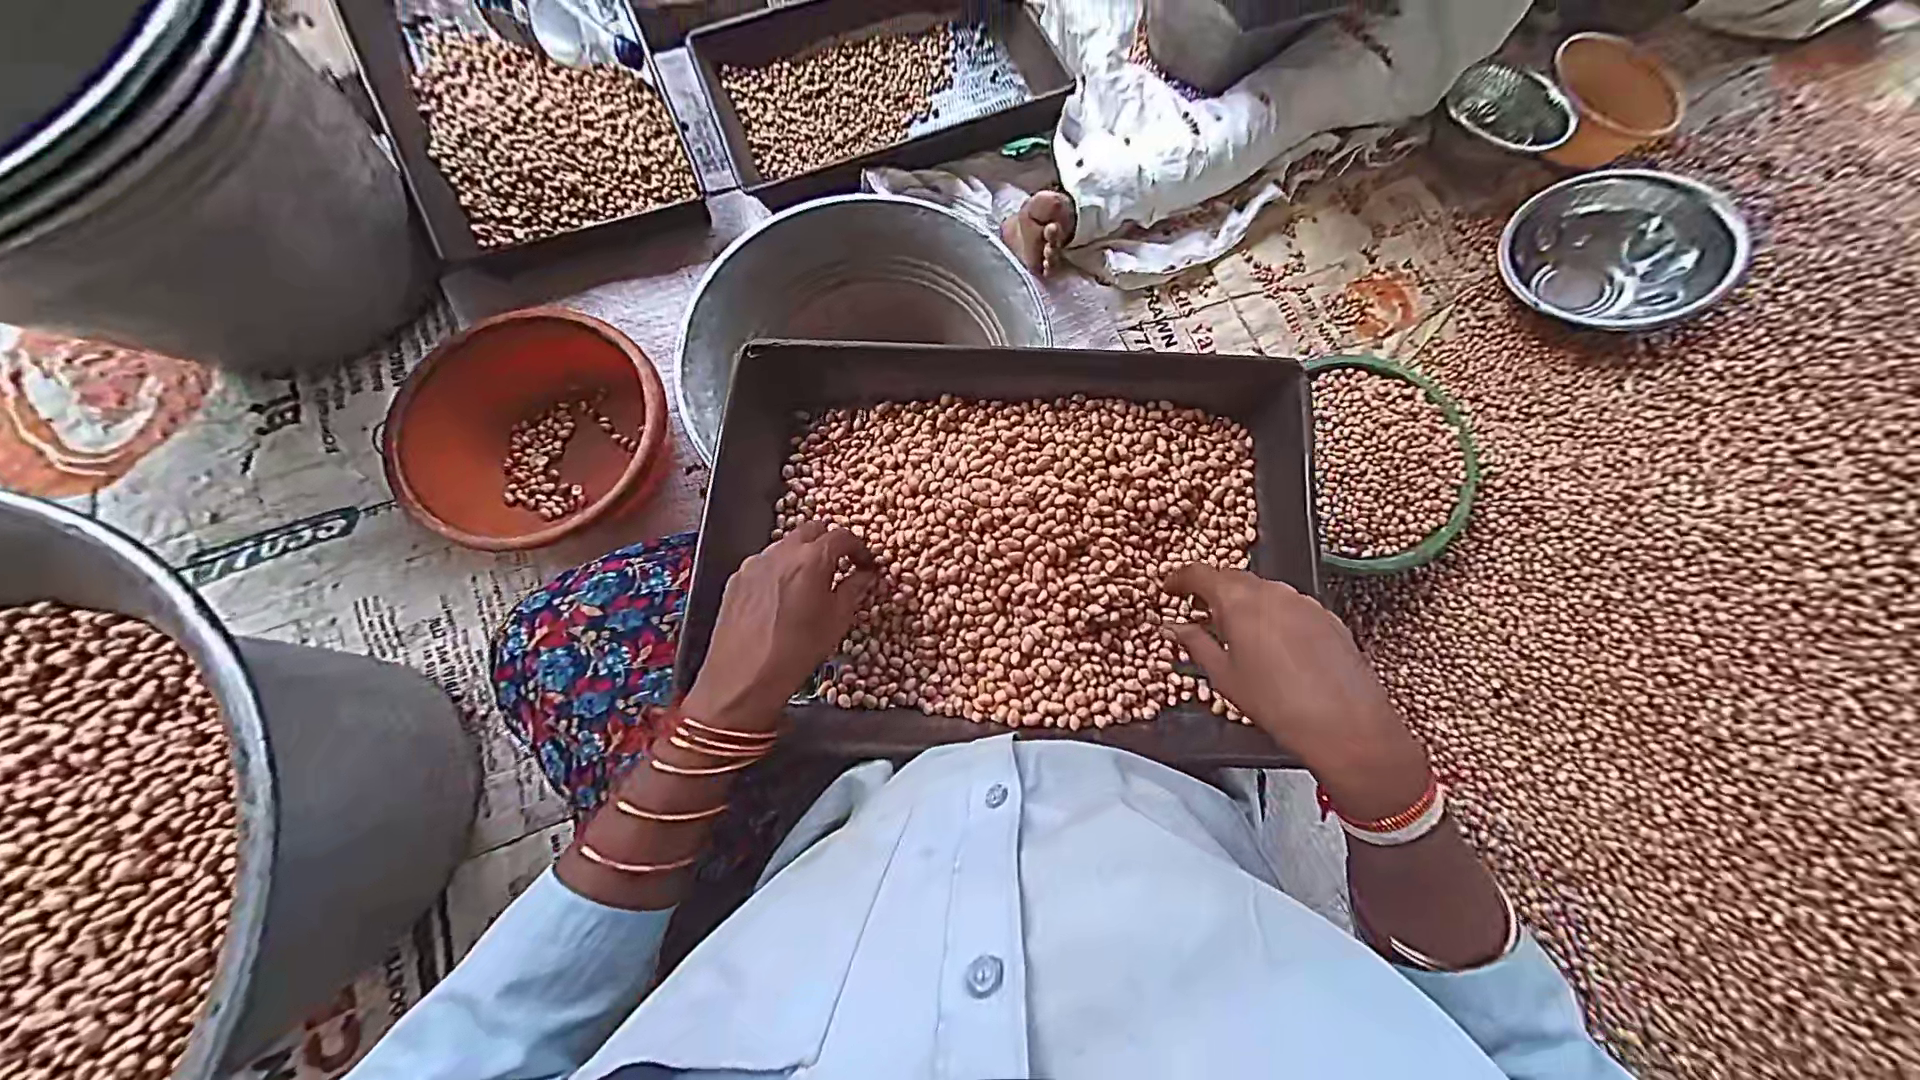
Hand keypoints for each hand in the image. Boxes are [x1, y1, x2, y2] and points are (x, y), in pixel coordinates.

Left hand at [683, 522, 876, 732]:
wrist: (743, 679)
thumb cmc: (795, 651)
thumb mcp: (837, 620)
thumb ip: (854, 589)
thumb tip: (864, 575)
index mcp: (811, 559)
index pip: (843, 536)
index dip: (859, 548)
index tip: (864, 564)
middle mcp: (780, 553)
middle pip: (812, 530)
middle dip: (830, 544)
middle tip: (841, 566)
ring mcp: (754, 564)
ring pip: (786, 545)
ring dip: (804, 555)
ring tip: (812, 584)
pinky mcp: (736, 579)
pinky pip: (765, 563)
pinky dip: (781, 570)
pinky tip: (785, 597)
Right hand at [1162, 565, 1429, 819]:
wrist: (1347, 725)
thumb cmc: (1278, 703)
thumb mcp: (1223, 676)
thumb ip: (1195, 644)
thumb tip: (1175, 628)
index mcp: (1239, 601)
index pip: (1199, 574)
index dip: (1180, 579)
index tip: (1169, 588)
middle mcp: (1272, 592)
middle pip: (1232, 577)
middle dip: (1211, 590)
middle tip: (1195, 609)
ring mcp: (1303, 602)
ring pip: (1262, 591)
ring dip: (1242, 603)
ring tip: (1232, 630)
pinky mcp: (1327, 617)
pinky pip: (1288, 605)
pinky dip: (1270, 615)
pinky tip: (1268, 643)